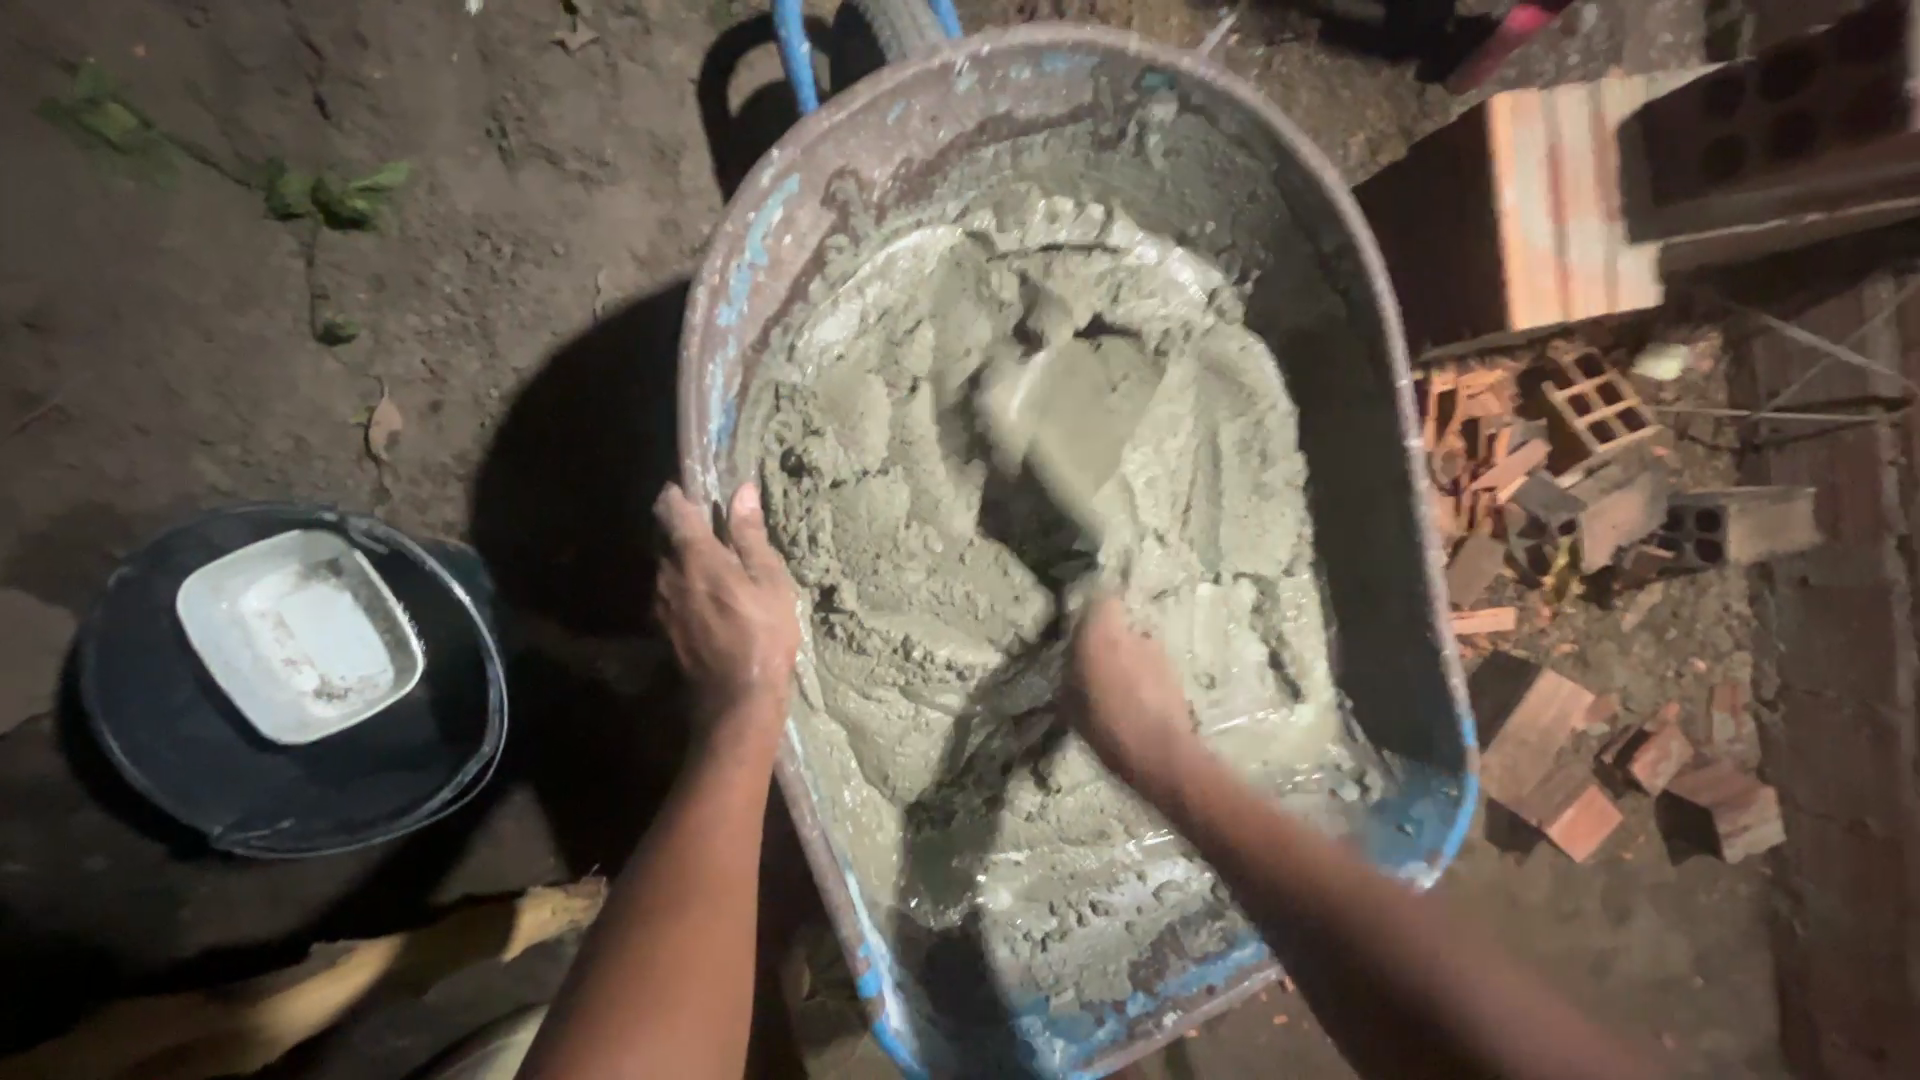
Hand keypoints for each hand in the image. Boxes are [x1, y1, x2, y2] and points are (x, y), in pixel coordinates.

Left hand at [654, 481, 800, 726]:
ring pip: (665, 566)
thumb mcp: (769, 580)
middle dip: (682, 527)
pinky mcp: (661, 627)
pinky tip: (709, 599)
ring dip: (684, 560)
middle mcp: (666, 574)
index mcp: (694, 555)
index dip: (678, 492)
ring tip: (716, 567)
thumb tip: (742, 491)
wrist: (735, 698)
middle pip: (664, 536)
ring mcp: (659, 603)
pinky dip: (683, 586)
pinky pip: (668, 592)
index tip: (694, 489)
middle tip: (714, 529)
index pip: (671, 508)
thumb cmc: (762, 633)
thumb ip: (750, 535)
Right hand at [1064, 596, 1201, 798]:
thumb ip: (1072, 671)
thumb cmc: (1104, 724)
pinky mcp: (1176, 675)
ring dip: (1130, 663)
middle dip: (1111, 642)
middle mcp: (1134, 635)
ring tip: (1120, 694)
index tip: (1082, 632)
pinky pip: (1153, 670)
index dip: (1093, 613)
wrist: (1158, 753)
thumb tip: (1074, 662)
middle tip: (1098, 669)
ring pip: (1139, 648)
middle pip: (1121, 627)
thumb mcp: (1070, 701)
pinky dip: (1145, 681)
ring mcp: (1160, 654)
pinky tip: (1138, 707)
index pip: (1102, 600)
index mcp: (1102, 634)